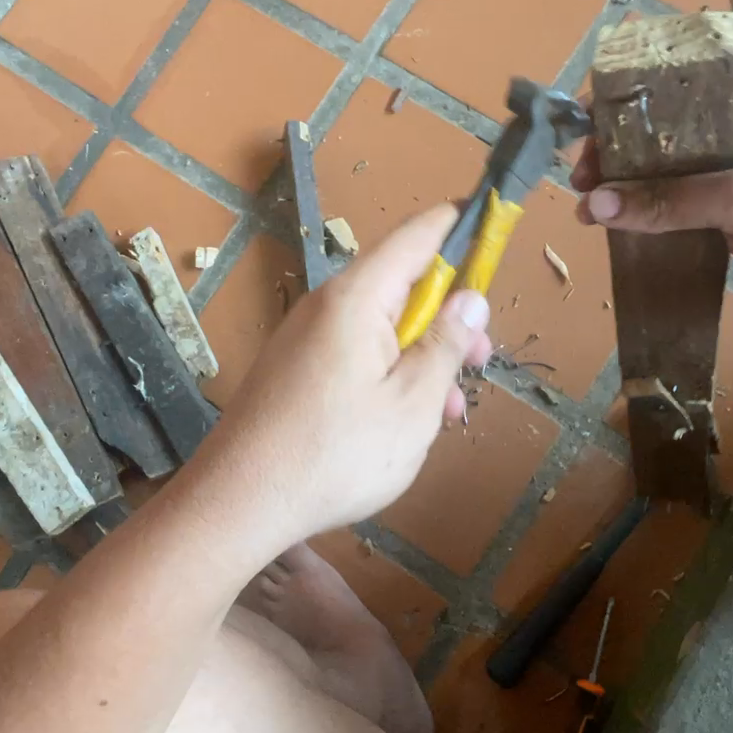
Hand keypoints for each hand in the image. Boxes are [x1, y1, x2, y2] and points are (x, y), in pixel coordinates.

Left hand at [188, 205, 493, 547]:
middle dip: (450, 315)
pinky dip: (391, 373)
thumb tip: (471, 298)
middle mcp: (328, 305)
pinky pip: (356, 353)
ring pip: (382, 326)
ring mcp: (306, 337)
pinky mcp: (296, 369)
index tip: (495, 232)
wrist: (237, 504)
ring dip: (424, 355)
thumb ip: (447, 345)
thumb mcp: (413, 403)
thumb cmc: (337, 454)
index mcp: (358, 297)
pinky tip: (405, 418)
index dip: (461, 228)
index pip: (419, 235)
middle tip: (480, 359)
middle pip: (402, 284)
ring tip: (448, 408)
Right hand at [571, 66, 732, 300]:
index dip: (621, 100)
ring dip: (625, 185)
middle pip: (659, 125)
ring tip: (587, 211)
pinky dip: (648, 211)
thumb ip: (669, 202)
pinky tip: (619, 225)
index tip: (585, 132)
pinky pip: (679, 199)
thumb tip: (594, 206)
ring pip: (665, 166)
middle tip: (580, 182)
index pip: (671, 78)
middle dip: (615, 151)